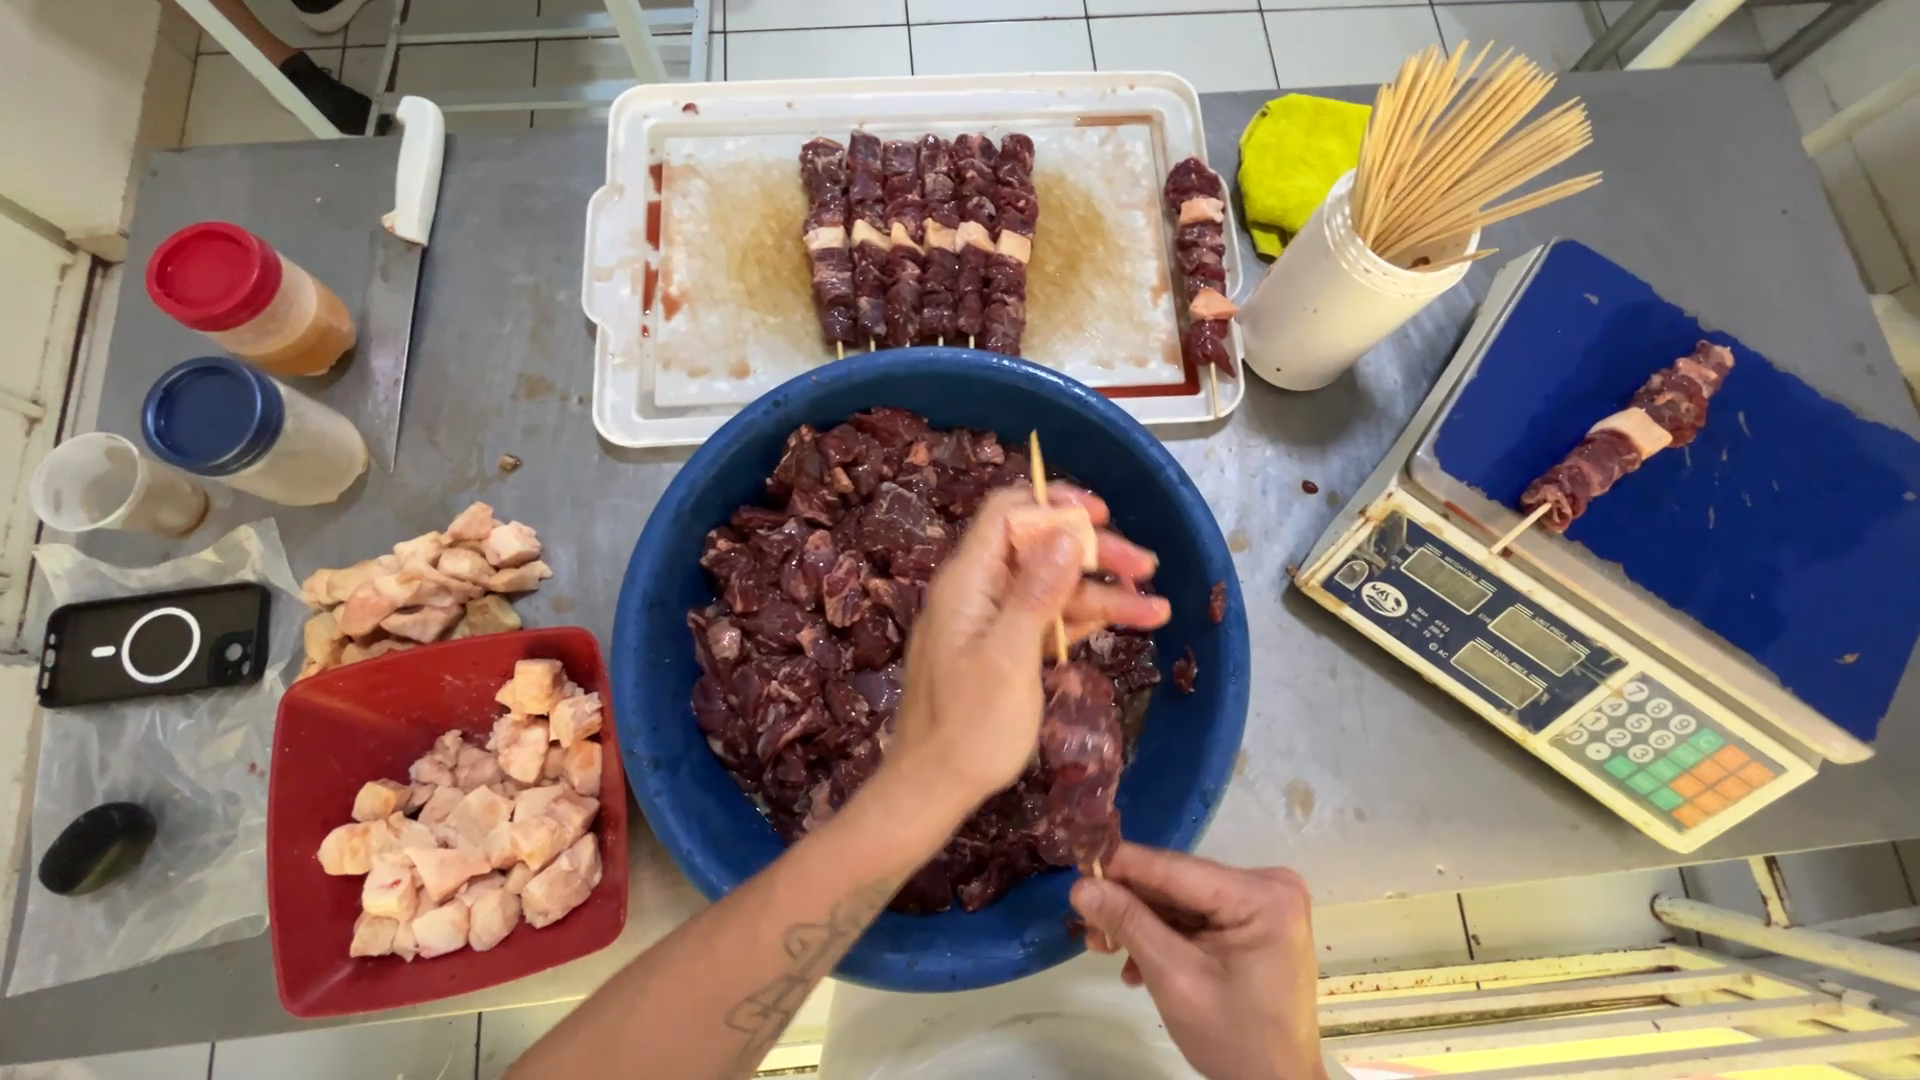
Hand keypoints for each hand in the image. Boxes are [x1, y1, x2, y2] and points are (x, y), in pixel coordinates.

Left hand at [887, 486, 1169, 818]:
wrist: (934, 788)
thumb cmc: (970, 727)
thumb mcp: (1008, 658)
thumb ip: (1036, 593)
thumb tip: (1066, 534)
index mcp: (968, 582)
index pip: (1007, 514)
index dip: (1052, 505)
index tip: (1100, 516)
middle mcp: (978, 591)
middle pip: (1039, 549)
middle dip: (1093, 553)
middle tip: (1147, 566)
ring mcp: (991, 620)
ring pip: (1051, 588)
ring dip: (1102, 594)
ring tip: (1158, 607)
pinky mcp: (1004, 648)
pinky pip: (1047, 619)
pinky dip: (1085, 621)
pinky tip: (1130, 620)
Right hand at [1071, 844, 1324, 1079]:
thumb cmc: (1235, 1040)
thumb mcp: (1174, 979)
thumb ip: (1128, 923)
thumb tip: (1080, 885)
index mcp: (1261, 895)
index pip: (1175, 868)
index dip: (1121, 864)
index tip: (1078, 865)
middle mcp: (1267, 884)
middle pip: (1176, 883)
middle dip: (1128, 902)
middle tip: (1084, 917)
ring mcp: (1262, 901)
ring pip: (1180, 898)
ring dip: (1140, 921)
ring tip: (1102, 944)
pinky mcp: (1253, 918)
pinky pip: (1196, 913)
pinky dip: (1164, 933)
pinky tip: (1135, 960)